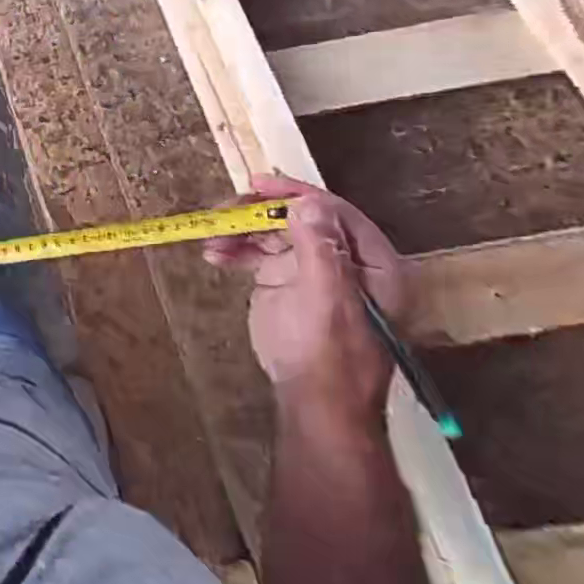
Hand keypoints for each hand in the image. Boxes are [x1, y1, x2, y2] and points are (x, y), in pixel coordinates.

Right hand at [205, 177, 406, 425]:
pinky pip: (256, 253)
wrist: (312, 398)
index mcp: (371, 263)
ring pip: (272, 233)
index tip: (258, 184)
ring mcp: (311, 270)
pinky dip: (234, 250)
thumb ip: (319, 250)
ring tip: (212, 242)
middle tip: (222, 214)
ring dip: (239, 232)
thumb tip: (307, 202)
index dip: (297, 194)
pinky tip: (214, 257)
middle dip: (258, 214)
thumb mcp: (326, 300)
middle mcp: (342, 260)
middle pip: (298, 219)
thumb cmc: (329, 353)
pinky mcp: (282, 281)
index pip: (334, 213)